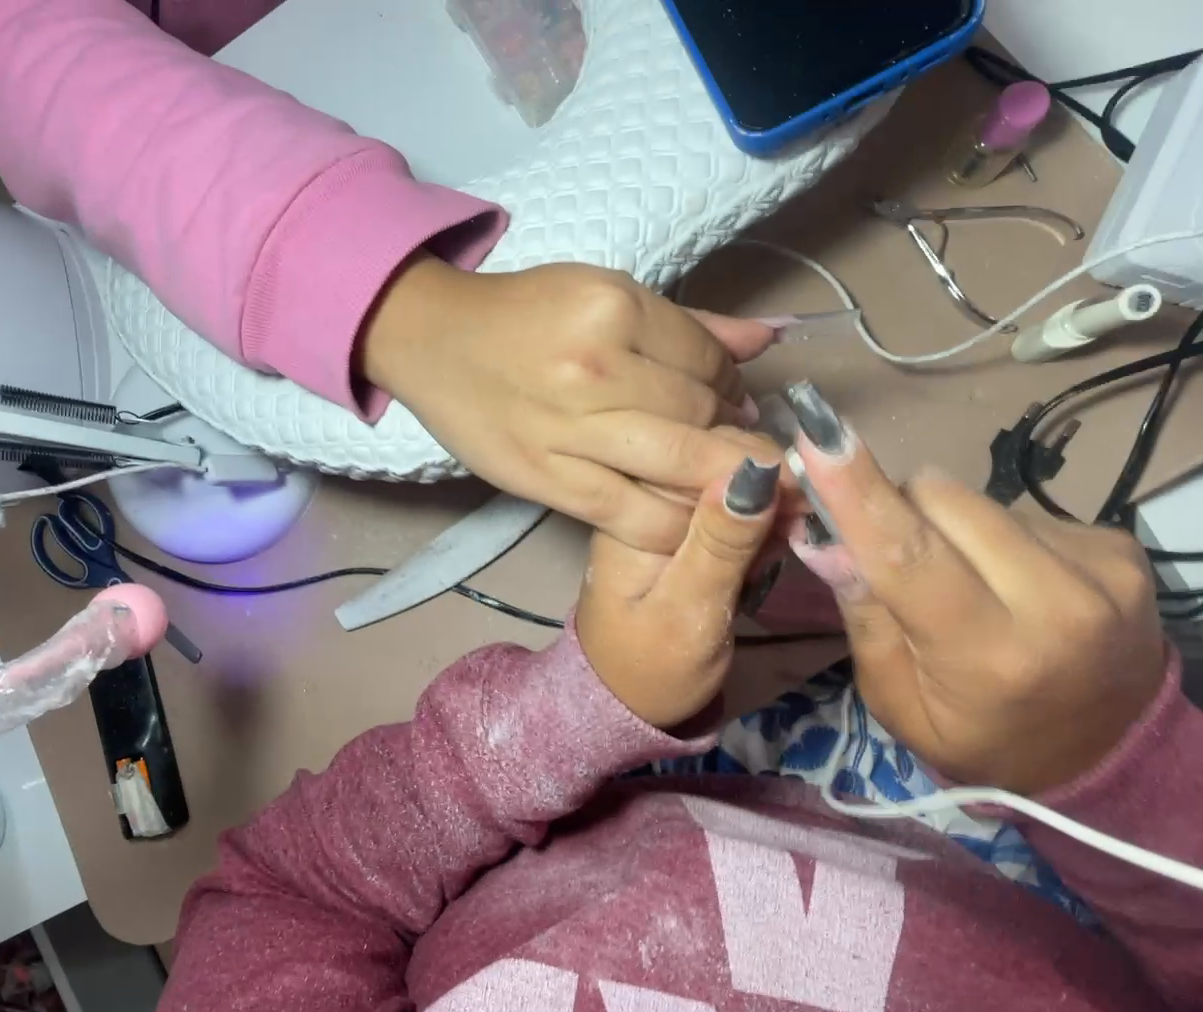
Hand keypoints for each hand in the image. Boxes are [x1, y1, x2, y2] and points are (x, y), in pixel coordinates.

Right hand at [361, 257, 777, 554]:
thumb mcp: (603, 295)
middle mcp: (596, 369)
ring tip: (721, 483)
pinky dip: (672, 525)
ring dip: (716, 483)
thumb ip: (689, 322)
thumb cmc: (520, 315)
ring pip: (679, 470)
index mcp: (614, 309)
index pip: (708, 360)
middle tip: (735, 446)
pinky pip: (631, 516)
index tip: (731, 401)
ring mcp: (569, 431)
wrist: (433, 343)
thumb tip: (769, 339)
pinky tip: (685, 518)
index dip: (734, 386)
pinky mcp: (546, 481)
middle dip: (732, 437)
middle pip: (701, 416)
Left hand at [576, 445, 793, 728]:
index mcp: (632, 507)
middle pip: (721, 452)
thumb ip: (720, 545)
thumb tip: (757, 469)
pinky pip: (733, 503)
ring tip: (780, 546)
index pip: (701, 450)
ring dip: (771, 503)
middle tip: (793, 532)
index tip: (802, 503)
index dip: (761, 466)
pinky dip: (761, 521)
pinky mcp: (685, 527)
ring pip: (734, 475)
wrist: (626, 700)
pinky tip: (768, 551)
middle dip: (770, 482)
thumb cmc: (651, 667)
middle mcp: (645, 494)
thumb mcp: (688, 612)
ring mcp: (665, 508)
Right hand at [789, 430, 1166, 794]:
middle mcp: (1056, 600)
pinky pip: (1018, 509)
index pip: (908, 555)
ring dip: (945, 523)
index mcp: (989, 654)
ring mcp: (1101, 567)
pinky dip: (990, 533)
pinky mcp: (1120, 545)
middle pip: (942, 501)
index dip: (857, 492)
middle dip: (897, 509)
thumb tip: (824, 540)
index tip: (818, 436)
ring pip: (977, 499)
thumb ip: (866, 617)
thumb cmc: (980, 738)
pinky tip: (1005, 577)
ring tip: (960, 576)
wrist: (1116, 758)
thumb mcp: (897, 702)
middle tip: (889, 550)